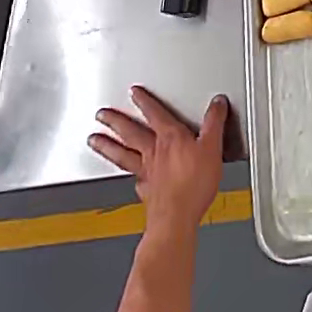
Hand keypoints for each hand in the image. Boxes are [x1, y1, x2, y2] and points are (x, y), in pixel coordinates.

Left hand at [91, 88, 227, 237]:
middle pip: (131, 132)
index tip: (134, 92)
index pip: (155, 114)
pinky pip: (134, 178)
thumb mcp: (212, 147)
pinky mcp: (146, 191)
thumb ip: (214, 122)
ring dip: (107, 146)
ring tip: (94, 140)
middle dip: (116, 121)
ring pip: (122, 155)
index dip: (145, 101)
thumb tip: (217, 103)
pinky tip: (130, 177)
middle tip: (101, 114)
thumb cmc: (194, 185)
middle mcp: (154, 153)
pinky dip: (130, 175)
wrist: (176, 219)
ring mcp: (147, 172)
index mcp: (170, 138)